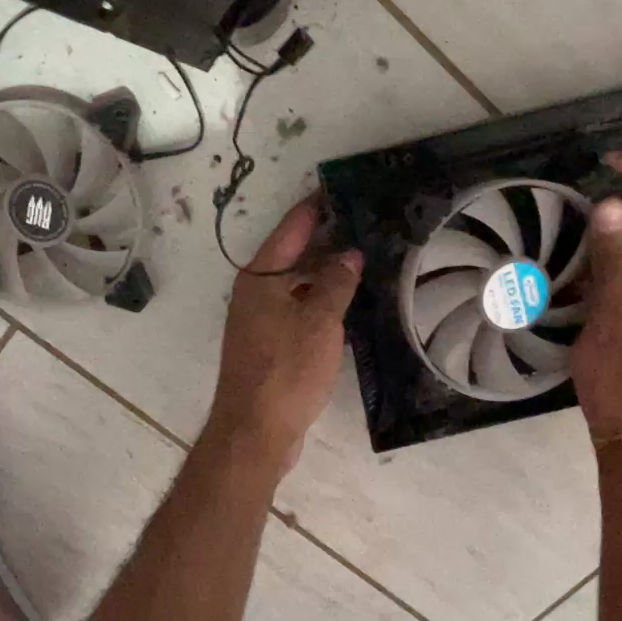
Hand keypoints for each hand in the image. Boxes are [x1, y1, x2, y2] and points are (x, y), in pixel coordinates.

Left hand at [204, 196, 362, 475]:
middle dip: (327, 242)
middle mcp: (255, 294)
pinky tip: (348, 309)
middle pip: (294, 257)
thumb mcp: (319, 321)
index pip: (291, 228)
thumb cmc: (286, 370)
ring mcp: (259, 323)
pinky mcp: (269, 350)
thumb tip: (349, 255)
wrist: (255, 432)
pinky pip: (298, 315)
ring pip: (298, 288)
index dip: (316, 207)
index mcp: (260, 278)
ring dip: (326, 277)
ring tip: (366, 263)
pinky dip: (321, 307)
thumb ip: (336, 283)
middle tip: (367, 226)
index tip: (342, 188)